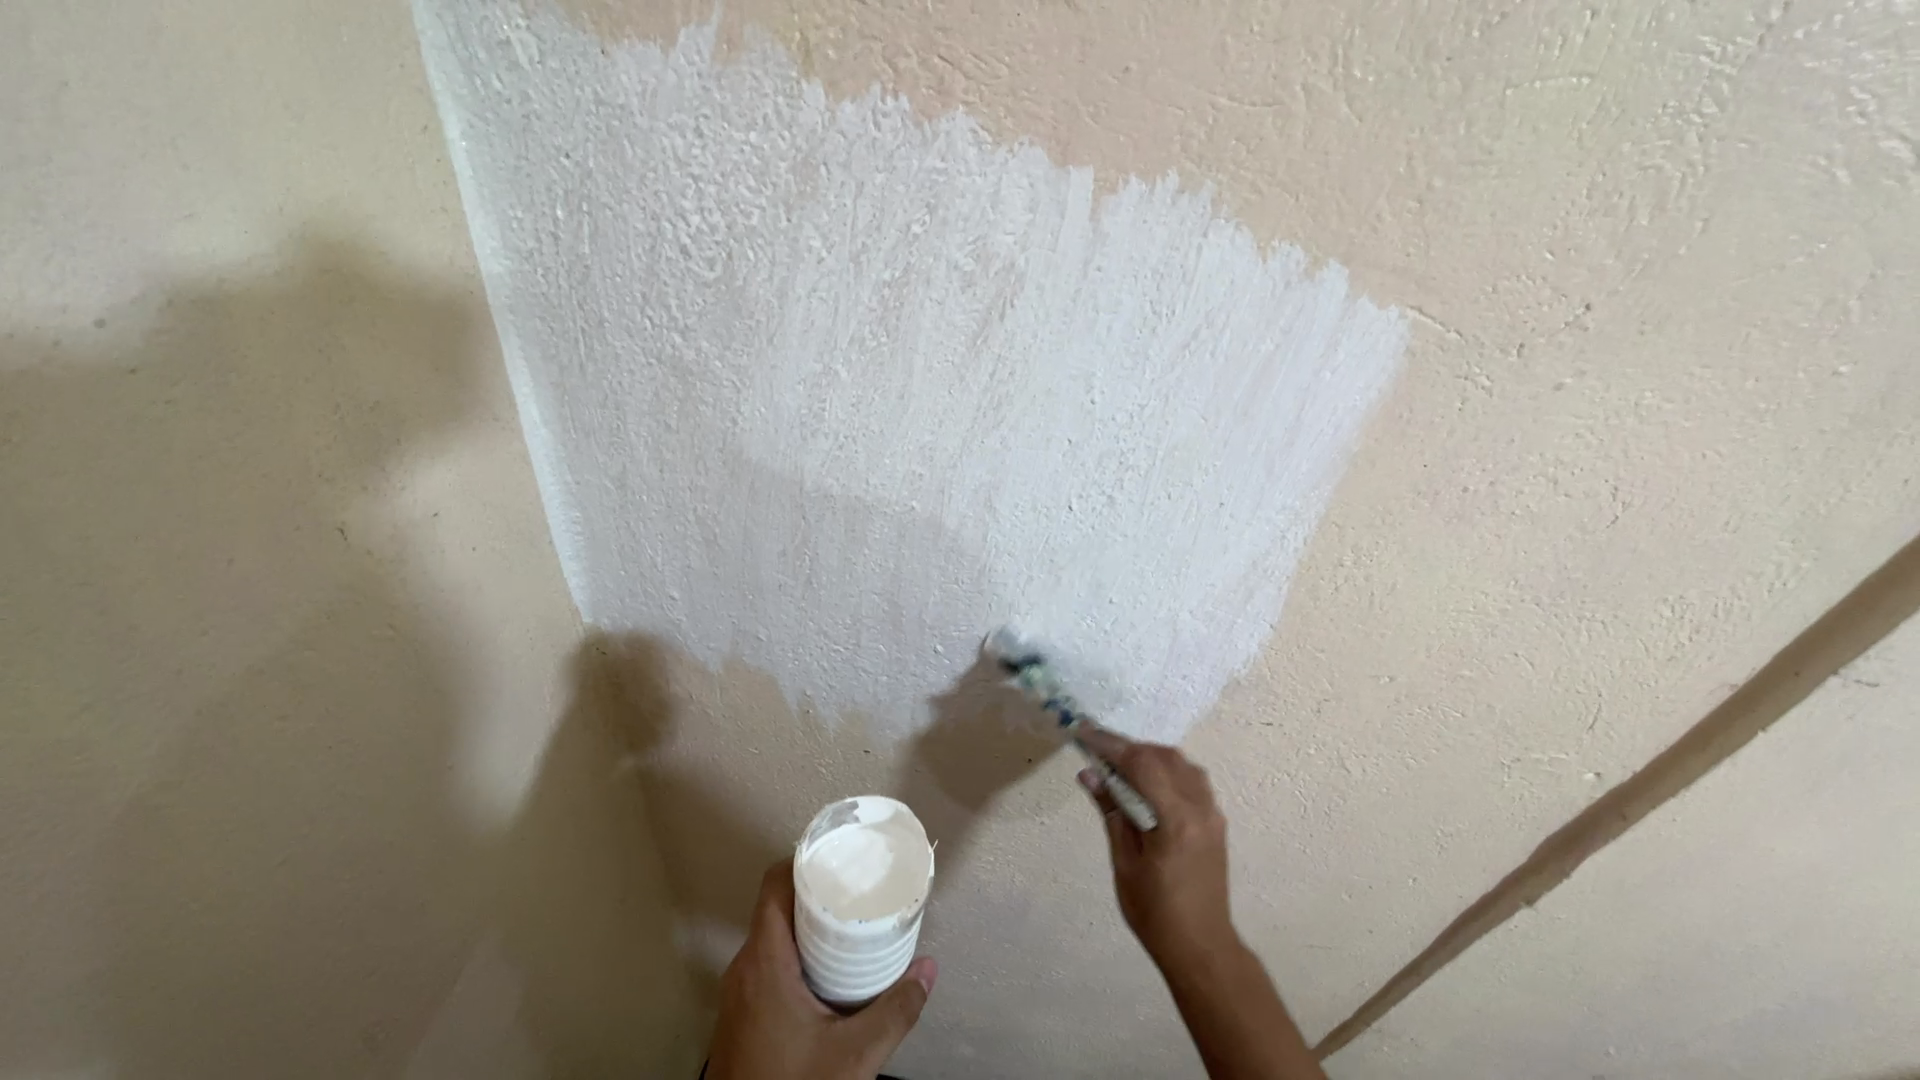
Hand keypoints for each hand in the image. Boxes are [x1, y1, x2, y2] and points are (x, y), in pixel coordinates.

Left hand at [704, 859, 936, 1079]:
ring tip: (850, 923)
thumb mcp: (854, 1056)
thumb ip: (895, 1011)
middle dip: (817, 892)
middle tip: (858, 888)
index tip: (841, 857)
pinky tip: (827, 969)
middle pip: (776, 906)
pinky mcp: (741, 1012)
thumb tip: (929, 968)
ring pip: (772, 936)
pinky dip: (795, 952)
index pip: (775, 884)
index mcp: (764, 962)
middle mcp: (744, 967)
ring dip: (807, 925)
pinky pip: (767, 962)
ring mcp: (738, 991)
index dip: (805, 860)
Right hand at [1076, 728, 1236, 967]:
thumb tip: (1089, 773)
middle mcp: (1201, 808)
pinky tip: (1145, 781)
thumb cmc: (1154, 912)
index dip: (1110, 744)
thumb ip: (1111, 812)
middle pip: (1163, 756)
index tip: (1083, 732)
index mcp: (1176, 820)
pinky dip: (1166, 769)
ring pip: (1181, 763)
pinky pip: (1191, 779)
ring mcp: (1213, 813)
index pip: (1142, 764)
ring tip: (1118, 764)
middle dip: (1128, 747)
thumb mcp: (1124, 862)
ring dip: (1149, 755)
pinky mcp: (1216, 820)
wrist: (1201, 945)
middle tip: (1096, 749)